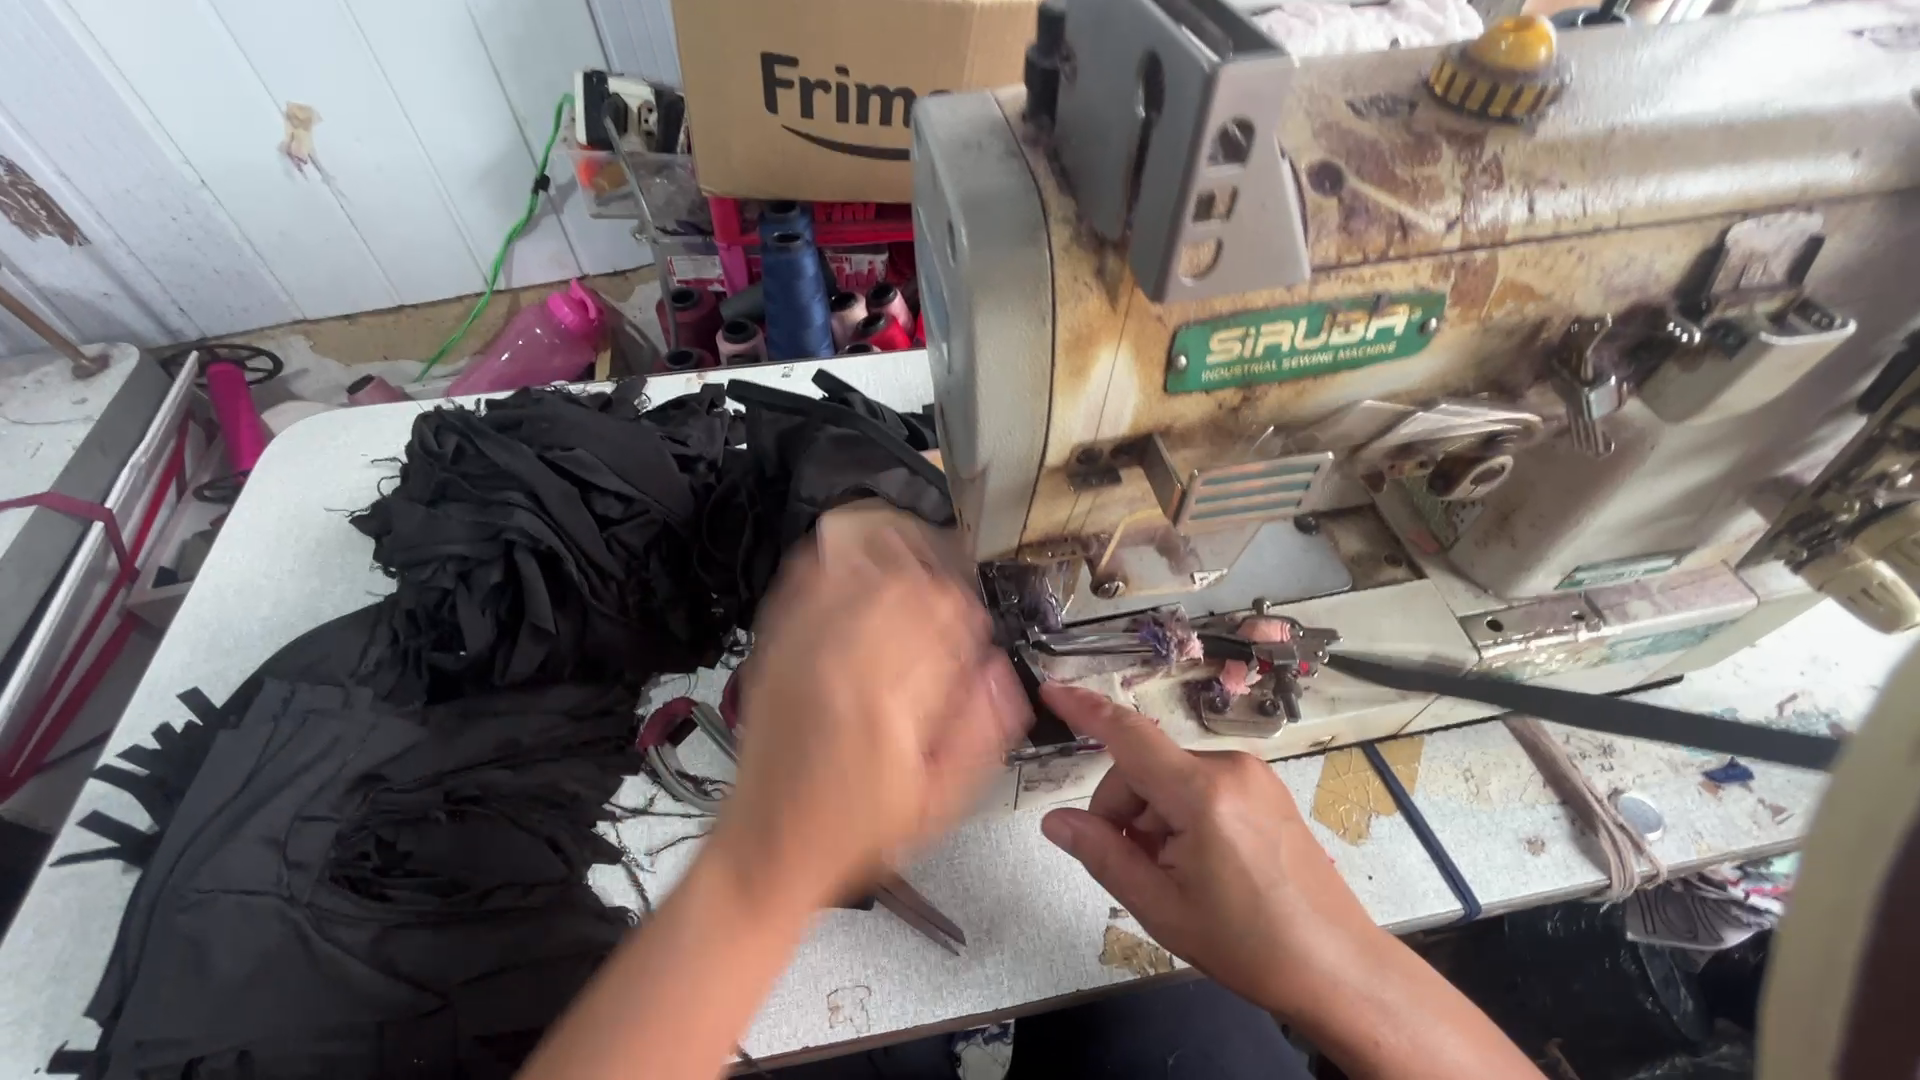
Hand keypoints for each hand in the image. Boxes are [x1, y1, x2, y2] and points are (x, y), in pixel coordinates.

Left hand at [714, 509, 1031, 908]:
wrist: (766, 850)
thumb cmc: (849, 833)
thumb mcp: (937, 801)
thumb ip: (981, 731)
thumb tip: (1000, 672)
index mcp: (888, 700)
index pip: (943, 615)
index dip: (967, 613)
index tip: (972, 629)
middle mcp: (840, 663)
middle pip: (903, 580)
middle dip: (936, 583)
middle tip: (946, 605)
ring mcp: (800, 651)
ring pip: (858, 569)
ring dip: (895, 564)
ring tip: (910, 579)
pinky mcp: (773, 650)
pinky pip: (803, 581)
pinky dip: (835, 564)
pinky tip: (854, 567)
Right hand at [1036, 683, 1390, 1020]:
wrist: (1340, 969)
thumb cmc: (1250, 944)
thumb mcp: (1161, 906)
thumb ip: (1102, 854)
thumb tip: (1056, 822)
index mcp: (1202, 792)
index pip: (1128, 735)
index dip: (1084, 709)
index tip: (1050, 689)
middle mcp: (1229, 768)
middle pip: (1144, 768)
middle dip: (1124, 813)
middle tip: (1137, 870)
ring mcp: (1252, 776)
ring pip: (1170, 780)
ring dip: (1154, 819)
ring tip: (1176, 876)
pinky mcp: (1265, 789)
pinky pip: (1200, 786)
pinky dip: (1182, 815)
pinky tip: (1199, 863)